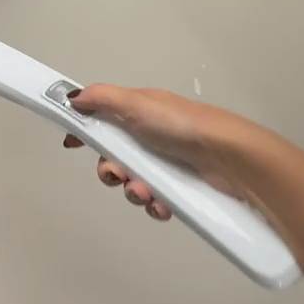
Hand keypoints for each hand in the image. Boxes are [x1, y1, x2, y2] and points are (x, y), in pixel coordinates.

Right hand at [62, 84, 257, 220]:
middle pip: (114, 156)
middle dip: (109, 169)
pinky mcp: (182, 188)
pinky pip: (156, 200)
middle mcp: (151, 136)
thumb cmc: (180, 125)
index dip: (85, 131)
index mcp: (139, 113)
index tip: (71, 145)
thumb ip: (101, 98)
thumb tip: (72, 98)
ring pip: (132, 181)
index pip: (103, 119)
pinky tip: (161, 205)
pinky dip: (154, 204)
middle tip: (117, 174)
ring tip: (145, 192)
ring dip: (132, 190)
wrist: (232, 158)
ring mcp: (167, 164)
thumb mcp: (136, 102)